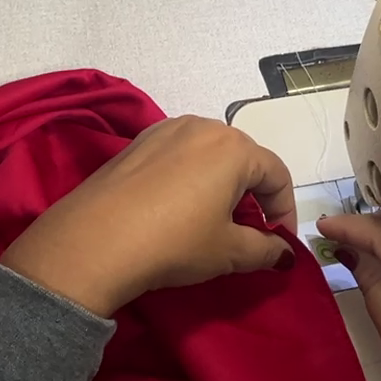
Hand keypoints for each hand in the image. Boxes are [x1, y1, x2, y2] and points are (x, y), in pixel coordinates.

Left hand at [2, 117, 298, 316]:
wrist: (95, 242)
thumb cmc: (174, 243)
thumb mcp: (228, 252)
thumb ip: (265, 250)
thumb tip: (282, 253)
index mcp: (234, 148)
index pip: (277, 174)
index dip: (285, 210)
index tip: (279, 241)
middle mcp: (204, 126)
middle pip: (244, 158)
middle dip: (253, 194)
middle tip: (248, 231)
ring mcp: (167, 128)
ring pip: (210, 152)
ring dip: (221, 182)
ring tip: (212, 218)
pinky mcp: (138, 141)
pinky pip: (179, 153)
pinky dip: (190, 175)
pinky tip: (176, 206)